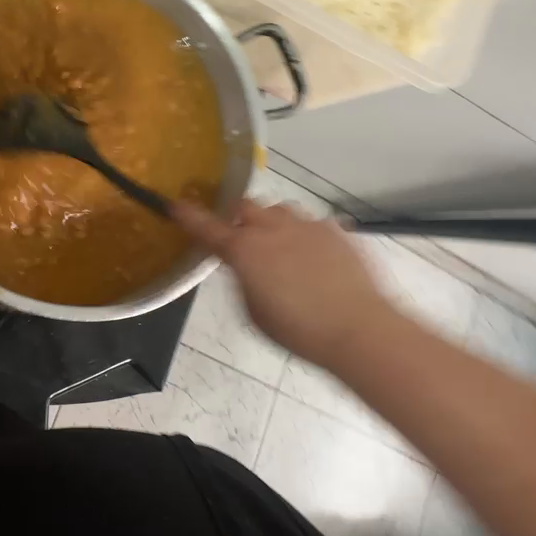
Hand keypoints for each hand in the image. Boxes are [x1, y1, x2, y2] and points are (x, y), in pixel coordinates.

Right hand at [174, 200, 404, 363]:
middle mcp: (272, 228)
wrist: (360, 329)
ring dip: (271, 222)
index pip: (206, 227)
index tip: (176, 205)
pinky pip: (311, 223)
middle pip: (245, 206)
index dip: (189, 216)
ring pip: (279, 210)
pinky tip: (314, 259)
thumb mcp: (253, 311)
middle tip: (239, 236)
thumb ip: (242, 280)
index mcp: (244, 250)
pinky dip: (304, 235)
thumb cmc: (298, 330)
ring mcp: (307, 225)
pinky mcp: (336, 231)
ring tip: (279, 246)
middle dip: (237, 217)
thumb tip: (243, 267)